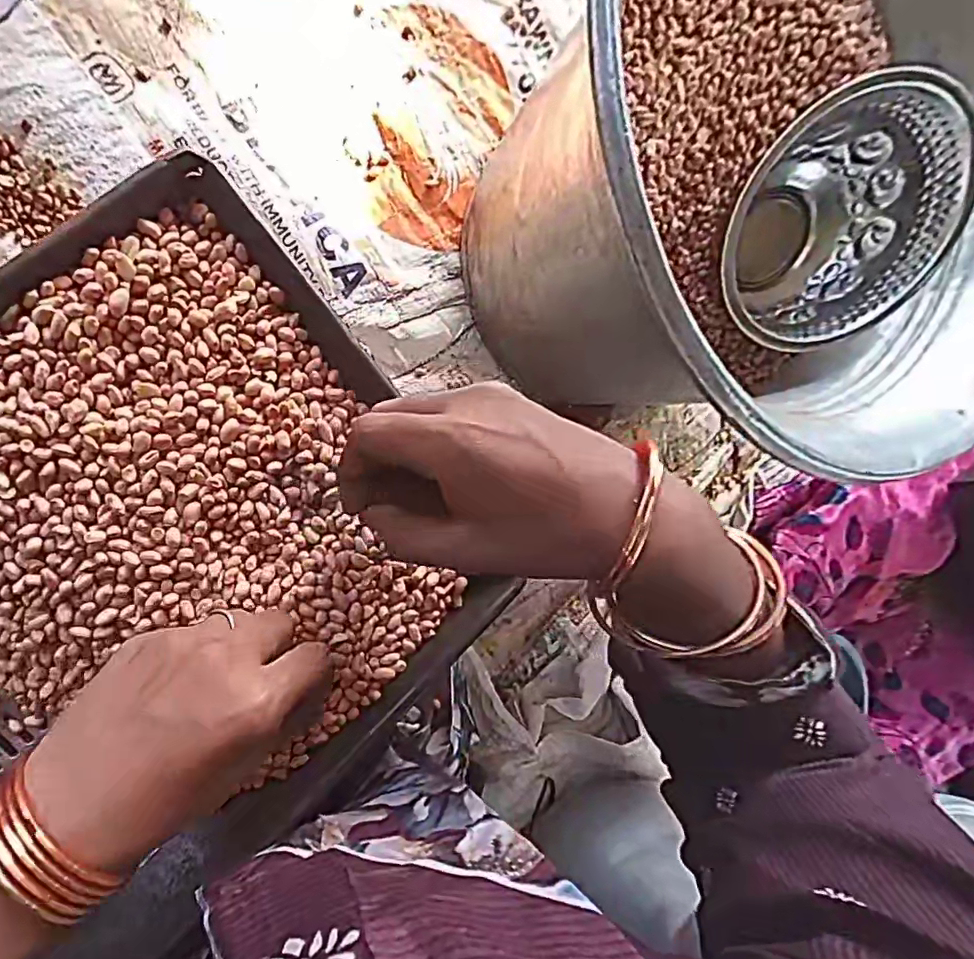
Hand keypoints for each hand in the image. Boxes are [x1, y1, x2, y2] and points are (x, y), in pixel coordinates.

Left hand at [24, 609, 329, 872]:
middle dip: (279, 646)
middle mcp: (225, 657)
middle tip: (260, 677)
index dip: (314, 673)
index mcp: (256, 699)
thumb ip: (279, 722)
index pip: (315, 656)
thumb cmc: (167, 802)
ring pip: (234, 620)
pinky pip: (191, 631)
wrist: (79, 798)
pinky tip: (171, 683)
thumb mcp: (242, 771)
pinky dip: (195, 650)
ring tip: (213, 679)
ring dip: (237, 643)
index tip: (303, 685)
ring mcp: (182, 639)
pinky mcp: (147, 634)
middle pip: (279, 620)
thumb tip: (302, 695)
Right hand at [339, 383, 757, 647]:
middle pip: (385, 414)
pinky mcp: (506, 396)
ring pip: (414, 410)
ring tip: (418, 490)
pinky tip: (451, 472)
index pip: (365, 432)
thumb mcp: (463, 551)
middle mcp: (462, 402)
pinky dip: (429, 436)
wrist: (624, 510)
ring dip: (400, 446)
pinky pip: (445, 409)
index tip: (358, 504)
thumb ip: (400, 535)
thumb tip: (373, 514)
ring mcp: (487, 392)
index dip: (349, 469)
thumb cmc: (544, 535)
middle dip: (371, 457)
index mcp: (447, 439)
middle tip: (382, 500)